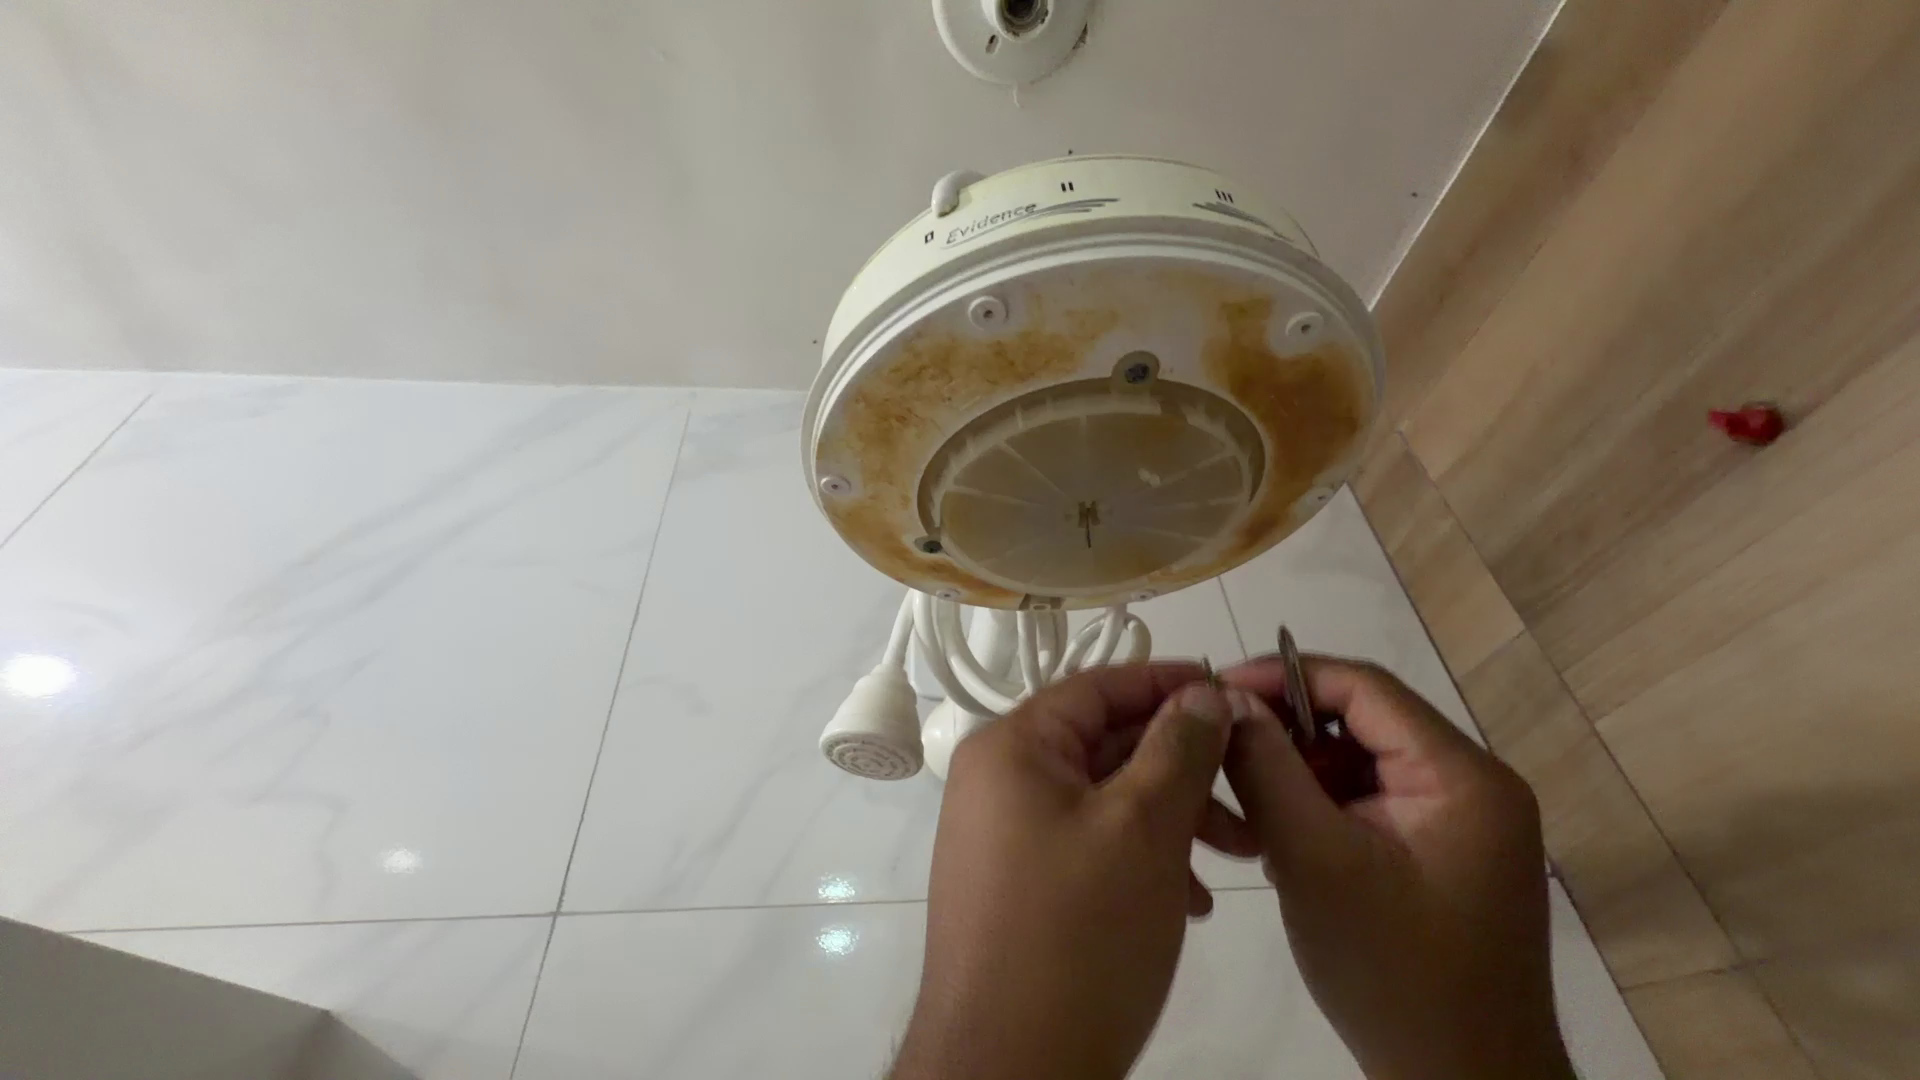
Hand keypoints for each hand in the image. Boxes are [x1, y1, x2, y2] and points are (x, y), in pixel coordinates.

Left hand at [893, 663, 1257, 1079]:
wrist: (1009, 1069)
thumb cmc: (1078, 932)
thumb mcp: (1142, 828)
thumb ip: (1178, 748)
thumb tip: (1203, 691)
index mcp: (1013, 748)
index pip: (1098, 688)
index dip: (1168, 683)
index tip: (1234, 691)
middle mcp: (1001, 780)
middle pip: (1104, 743)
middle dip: (1184, 763)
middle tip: (1253, 783)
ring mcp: (1008, 835)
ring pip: (1106, 798)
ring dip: (1174, 816)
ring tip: (1240, 855)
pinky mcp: (1024, 884)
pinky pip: (1092, 843)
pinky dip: (1144, 856)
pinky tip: (1193, 899)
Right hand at [1220, 655, 1573, 1079]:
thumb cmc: (1390, 972)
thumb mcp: (1313, 860)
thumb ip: (1265, 768)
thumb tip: (1226, 699)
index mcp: (1462, 775)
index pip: (1364, 687)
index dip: (1284, 676)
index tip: (1216, 689)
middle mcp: (1471, 784)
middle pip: (1360, 723)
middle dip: (1284, 729)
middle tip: (1218, 745)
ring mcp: (1457, 820)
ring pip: (1356, 762)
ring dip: (1294, 771)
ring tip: (1240, 797)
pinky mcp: (1436, 851)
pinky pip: (1364, 801)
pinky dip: (1314, 806)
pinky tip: (1273, 832)